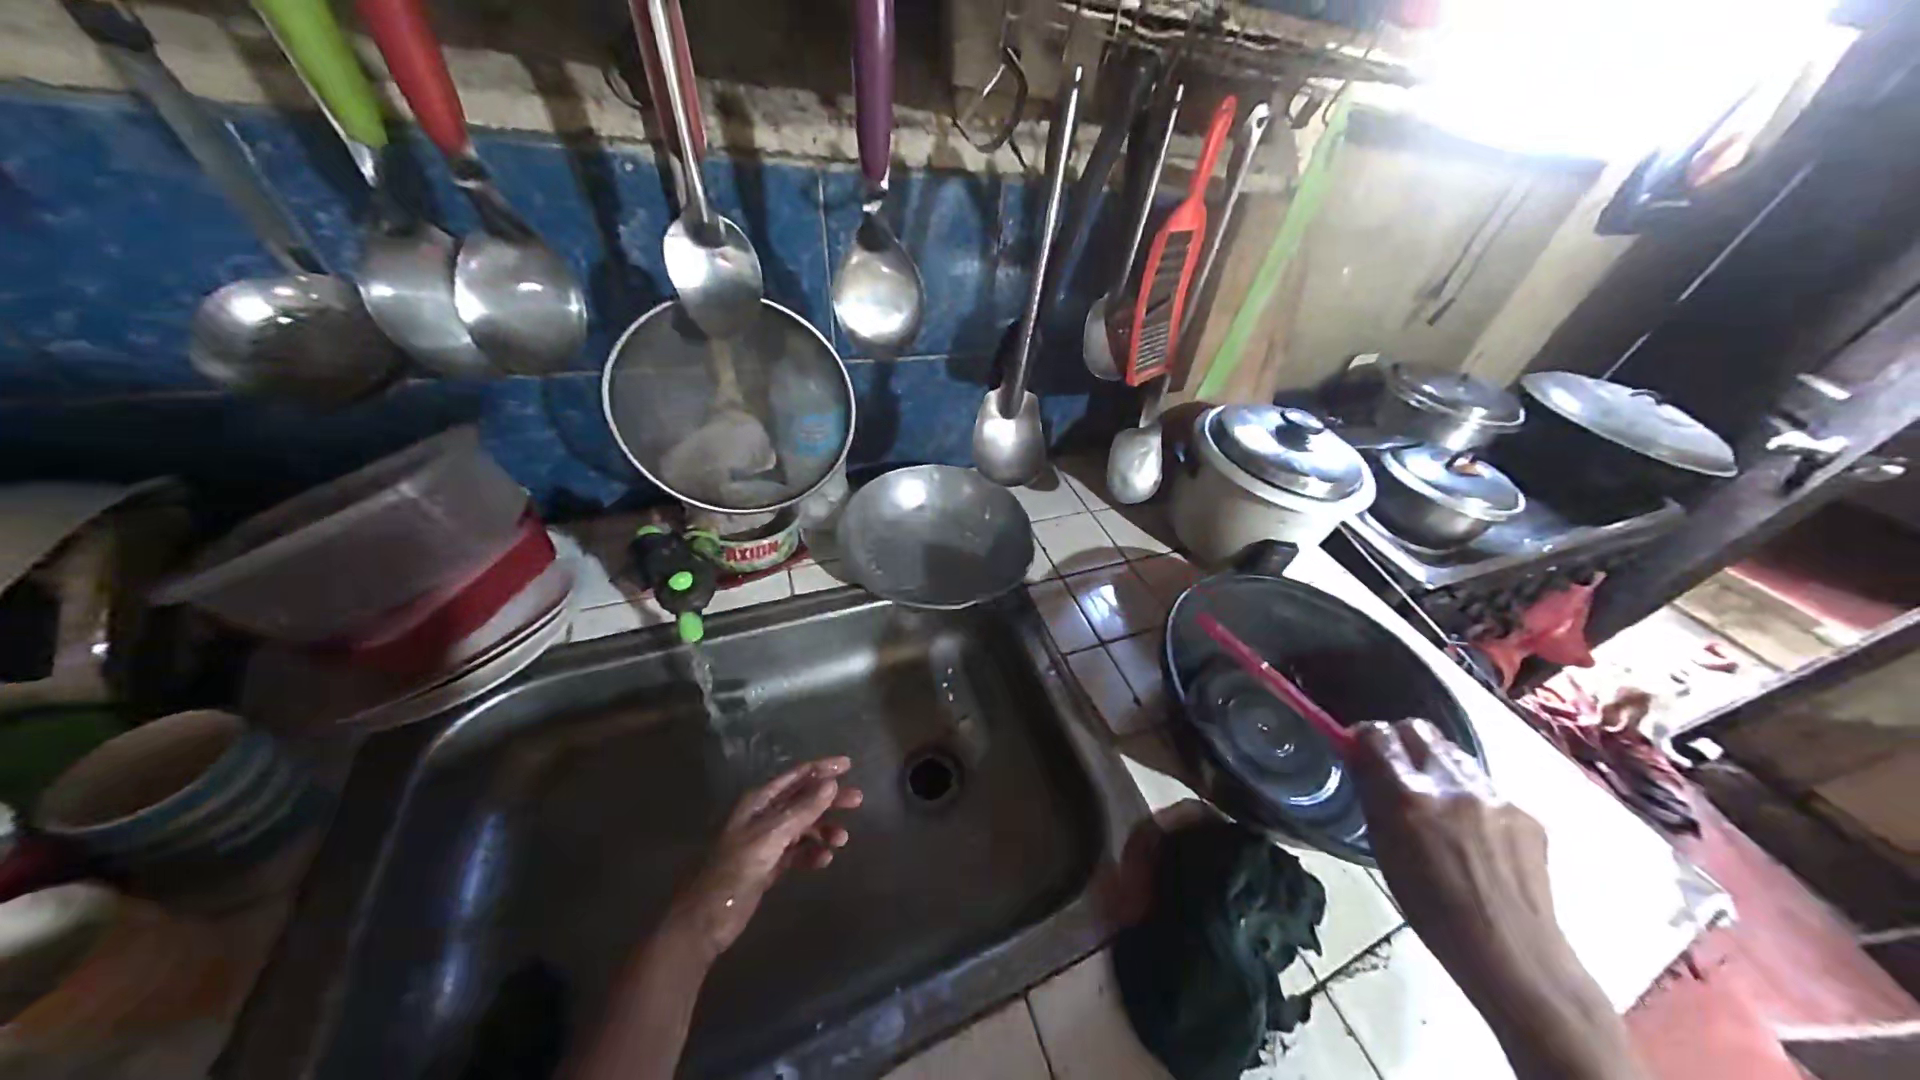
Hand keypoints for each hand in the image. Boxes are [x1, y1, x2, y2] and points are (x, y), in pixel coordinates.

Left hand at [663, 757, 863, 962]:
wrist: (703, 922)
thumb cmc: (734, 872)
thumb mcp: (770, 837)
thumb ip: (802, 810)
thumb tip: (831, 783)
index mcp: (758, 802)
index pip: (796, 776)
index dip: (822, 769)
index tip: (849, 764)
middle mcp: (762, 817)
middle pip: (802, 800)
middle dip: (829, 800)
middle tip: (858, 800)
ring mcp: (765, 842)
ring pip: (802, 827)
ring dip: (823, 830)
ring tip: (842, 840)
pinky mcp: (767, 866)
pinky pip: (797, 853)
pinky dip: (812, 854)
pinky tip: (824, 860)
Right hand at [1350, 719, 1561, 999]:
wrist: (1512, 952)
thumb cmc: (1431, 909)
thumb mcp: (1384, 848)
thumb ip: (1374, 797)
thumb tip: (1362, 762)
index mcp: (1410, 797)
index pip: (1378, 735)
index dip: (1363, 735)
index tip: (1358, 746)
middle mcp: (1453, 785)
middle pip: (1418, 730)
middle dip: (1400, 740)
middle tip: (1394, 765)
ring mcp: (1495, 796)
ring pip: (1454, 755)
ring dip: (1436, 766)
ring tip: (1435, 800)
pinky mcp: (1525, 813)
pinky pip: (1486, 788)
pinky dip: (1470, 798)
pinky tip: (1472, 833)